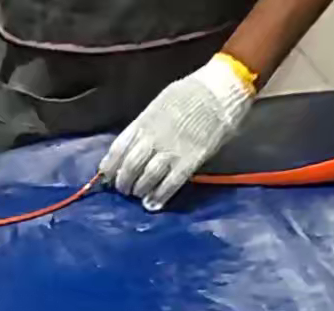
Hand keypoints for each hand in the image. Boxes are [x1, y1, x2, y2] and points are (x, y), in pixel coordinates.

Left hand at [98, 54, 254, 211]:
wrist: (226, 83)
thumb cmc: (190, 94)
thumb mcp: (158, 106)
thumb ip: (140, 129)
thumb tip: (122, 152)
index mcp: (144, 123)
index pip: (116, 152)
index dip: (109, 169)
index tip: (107, 177)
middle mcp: (153, 139)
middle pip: (129, 169)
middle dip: (123, 183)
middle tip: (125, 189)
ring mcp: (171, 150)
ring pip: (145, 180)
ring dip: (140, 191)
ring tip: (140, 194)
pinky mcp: (190, 159)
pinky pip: (169, 184)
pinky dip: (159, 196)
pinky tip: (153, 203)